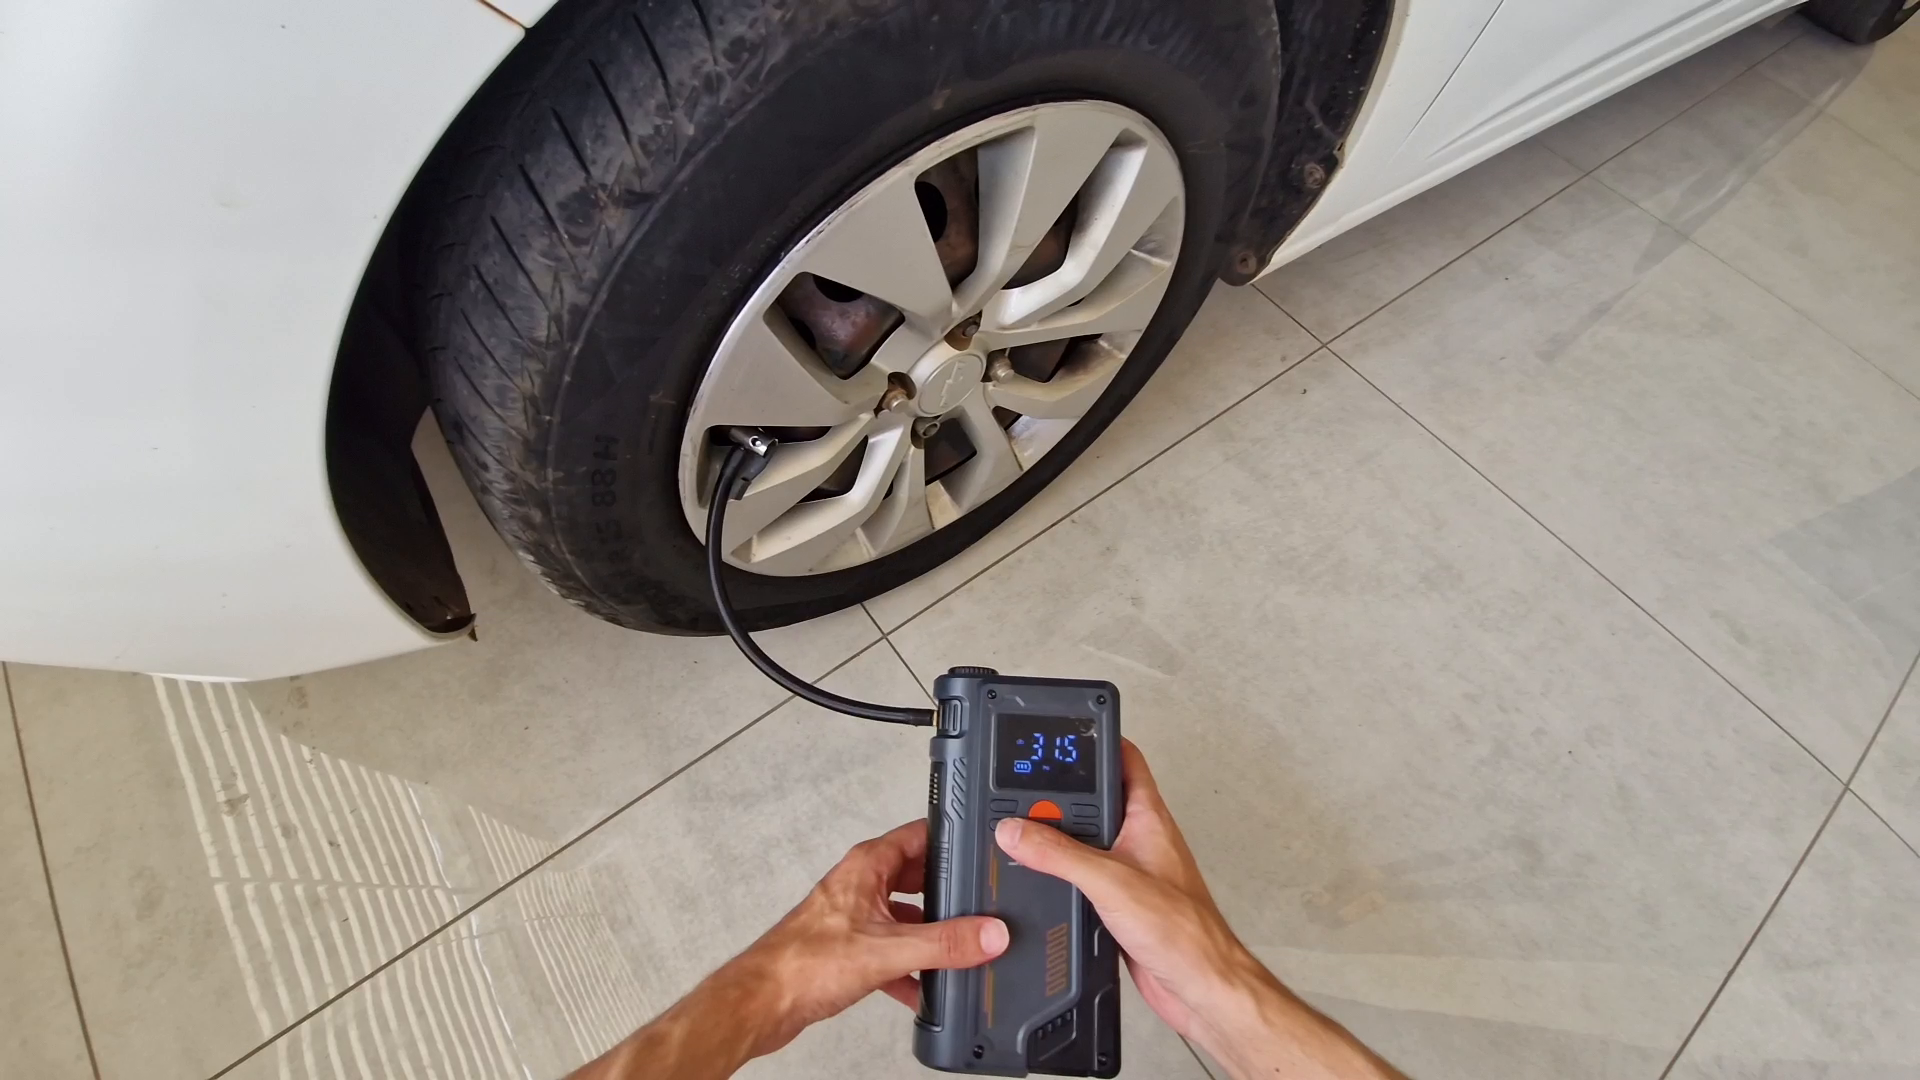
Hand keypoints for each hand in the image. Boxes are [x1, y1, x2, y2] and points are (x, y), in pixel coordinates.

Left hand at [730, 819, 1008, 1056]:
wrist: (762, 1003)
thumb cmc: (804, 962)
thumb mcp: (889, 950)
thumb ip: (944, 942)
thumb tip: (988, 933)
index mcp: (869, 864)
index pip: (920, 835)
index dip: (950, 840)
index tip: (978, 850)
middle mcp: (862, 882)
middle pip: (916, 875)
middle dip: (945, 892)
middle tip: (976, 905)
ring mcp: (855, 912)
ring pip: (904, 913)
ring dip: (927, 932)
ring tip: (956, 948)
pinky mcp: (849, 945)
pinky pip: (889, 946)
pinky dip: (907, 963)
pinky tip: (922, 988)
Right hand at [995, 742, 1403, 1079]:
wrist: (1201, 987)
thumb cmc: (1184, 931)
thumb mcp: (1110, 880)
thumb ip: (1058, 853)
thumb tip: (1017, 830)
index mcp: (1147, 816)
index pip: (1124, 758)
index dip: (1096, 739)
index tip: (1066, 730)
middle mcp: (1140, 835)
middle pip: (1097, 794)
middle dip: (1064, 786)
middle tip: (1031, 780)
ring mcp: (1131, 866)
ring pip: (1089, 833)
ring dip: (1060, 830)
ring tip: (1028, 824)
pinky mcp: (1121, 897)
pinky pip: (1084, 868)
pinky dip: (1062, 866)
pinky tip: (1045, 874)